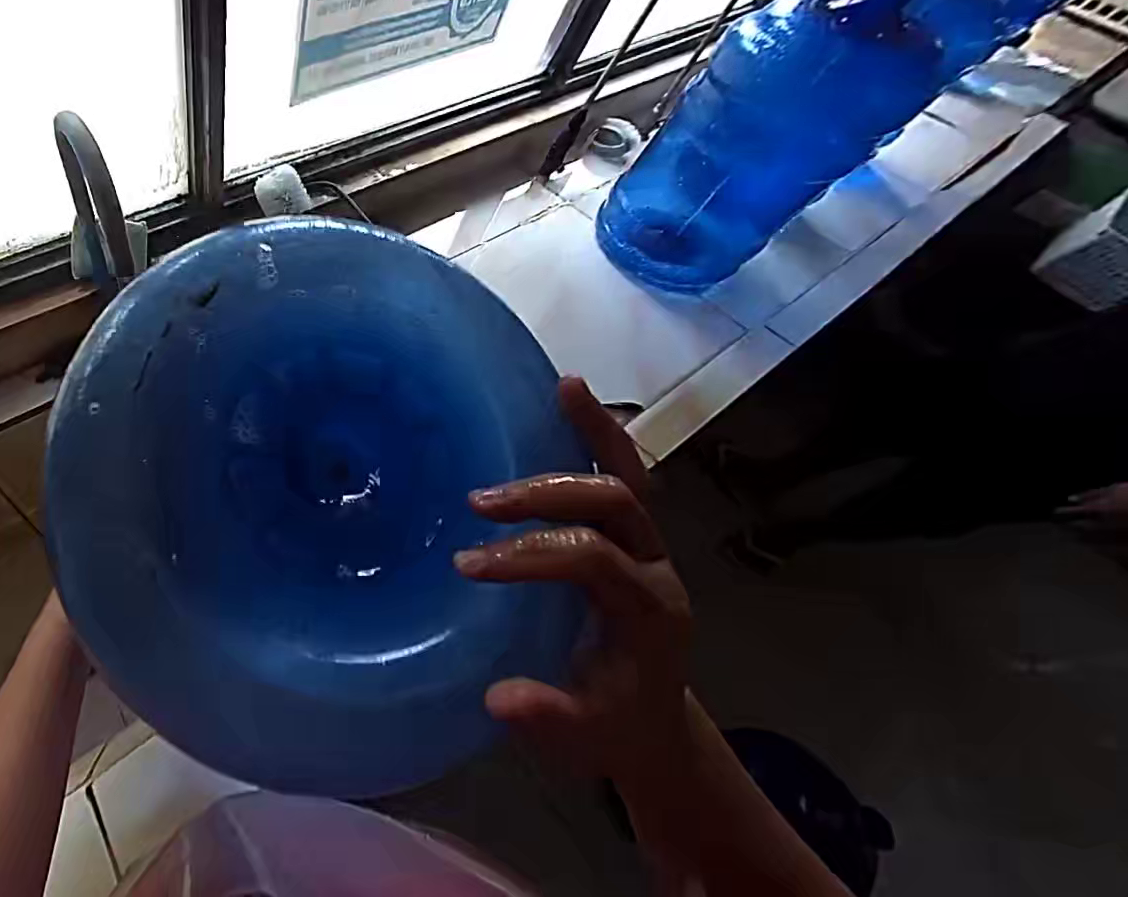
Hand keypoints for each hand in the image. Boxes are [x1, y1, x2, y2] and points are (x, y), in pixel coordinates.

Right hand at [456, 376, 691, 781]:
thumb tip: (498, 698)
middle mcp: (657, 565)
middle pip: (615, 502)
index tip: (470, 565)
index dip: (530, 556)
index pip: (592, 561)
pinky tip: (572, 399)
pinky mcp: (632, 531)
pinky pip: (622, 471)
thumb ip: (548, 719)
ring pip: (631, 473)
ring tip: (560, 388)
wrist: (650, 723)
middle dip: (545, 495)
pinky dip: (600, 433)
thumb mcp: (584, 740)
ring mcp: (649, 543)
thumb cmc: (614, 727)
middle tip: (481, 502)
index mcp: (649, 613)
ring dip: (594, 430)